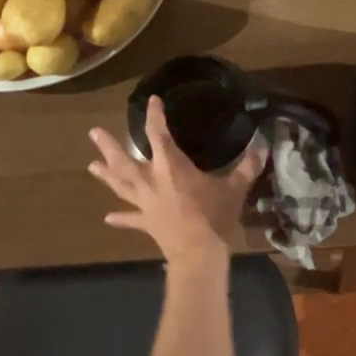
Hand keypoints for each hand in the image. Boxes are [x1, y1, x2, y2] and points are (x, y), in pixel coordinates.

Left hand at [88, 96, 265, 264]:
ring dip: (106, 175)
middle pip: (124, 160)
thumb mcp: (235, 188)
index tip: (152, 101)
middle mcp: (151, 180)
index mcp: (171, 166)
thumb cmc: (214, 216)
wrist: (198, 254)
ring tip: (91, 166)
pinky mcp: (146, 223)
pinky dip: (120, 218)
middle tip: (93, 133)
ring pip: (120, 185)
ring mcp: (145, 203)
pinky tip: (108, 218)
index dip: (155, 116)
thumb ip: (248, 166)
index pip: (158, 134)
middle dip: (108, 145)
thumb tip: (263, 146)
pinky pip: (130, 219)